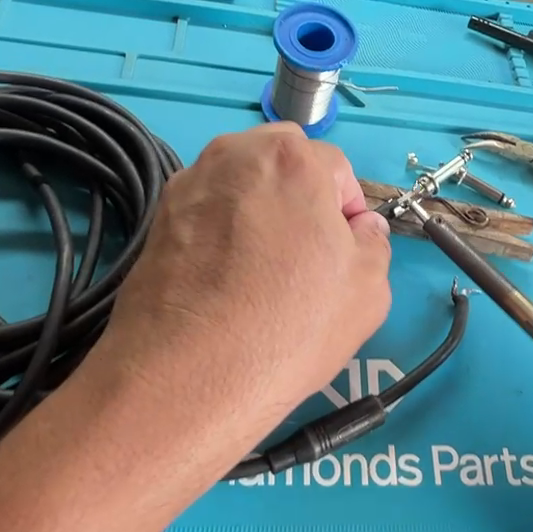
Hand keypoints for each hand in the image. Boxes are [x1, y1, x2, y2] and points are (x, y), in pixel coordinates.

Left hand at [94, 124, 392, 451]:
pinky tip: (224, 278)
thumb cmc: (290, 326)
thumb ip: (374, 242)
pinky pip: (207, 209)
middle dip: (301, 192)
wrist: (186, 376)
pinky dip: (221, 228)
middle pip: (283, 159)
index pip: (337, 167)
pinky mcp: (157, 218)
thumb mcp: (368, 290)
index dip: (347, 211)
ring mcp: (189, 184)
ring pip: (240, 180)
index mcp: (293, 159)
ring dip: (258, 206)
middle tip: (304, 252)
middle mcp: (235, 155)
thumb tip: (362, 227)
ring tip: (260, 268)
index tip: (342, 253)